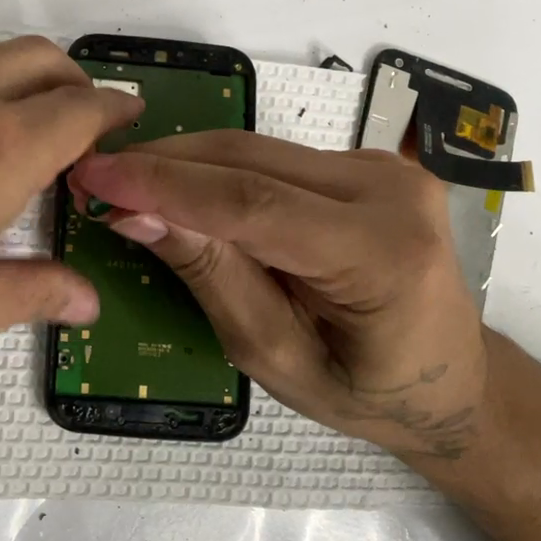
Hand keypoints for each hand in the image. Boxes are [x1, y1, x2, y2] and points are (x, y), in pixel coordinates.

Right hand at [66, 132, 487, 460]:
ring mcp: (384, 169)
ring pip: (255, 149)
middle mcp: (392, 193)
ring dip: (181, 163)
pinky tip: (173, 186)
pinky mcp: (365, 163)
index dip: (163, 185)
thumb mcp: (273, 354)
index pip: (253, 203)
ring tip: (120, 182)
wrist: (448, 379)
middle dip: (160, 165)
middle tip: (91, 176)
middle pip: (249, 162)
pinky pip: (270, 157)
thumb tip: (136, 214)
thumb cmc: (363, 391)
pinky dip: (213, 169)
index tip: (93, 175)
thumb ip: (211, 276)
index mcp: (383, 256)